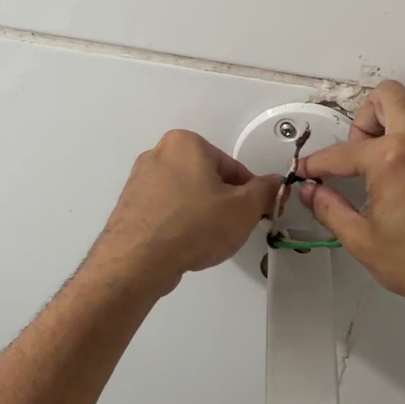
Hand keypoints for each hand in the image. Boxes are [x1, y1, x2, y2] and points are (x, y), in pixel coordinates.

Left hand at [92, 130, 280, 292]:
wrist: (140, 260)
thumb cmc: (193, 226)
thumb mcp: (244, 209)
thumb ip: (265, 192)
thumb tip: (274, 184)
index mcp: (185, 143)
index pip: (231, 166)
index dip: (249, 192)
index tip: (254, 212)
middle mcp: (157, 155)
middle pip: (205, 179)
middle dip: (222, 202)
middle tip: (231, 227)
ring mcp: (139, 182)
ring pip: (185, 196)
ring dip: (200, 215)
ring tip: (206, 239)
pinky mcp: (129, 208)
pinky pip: (165, 212)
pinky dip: (178, 225)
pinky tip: (185, 244)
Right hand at [298, 73, 404, 323]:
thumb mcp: (362, 242)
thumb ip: (330, 209)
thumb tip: (313, 192)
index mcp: (390, 160)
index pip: (341, 152)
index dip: (318, 163)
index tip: (312, 170)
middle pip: (386, 96)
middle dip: (365, 119)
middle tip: (362, 148)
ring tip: (403, 128)